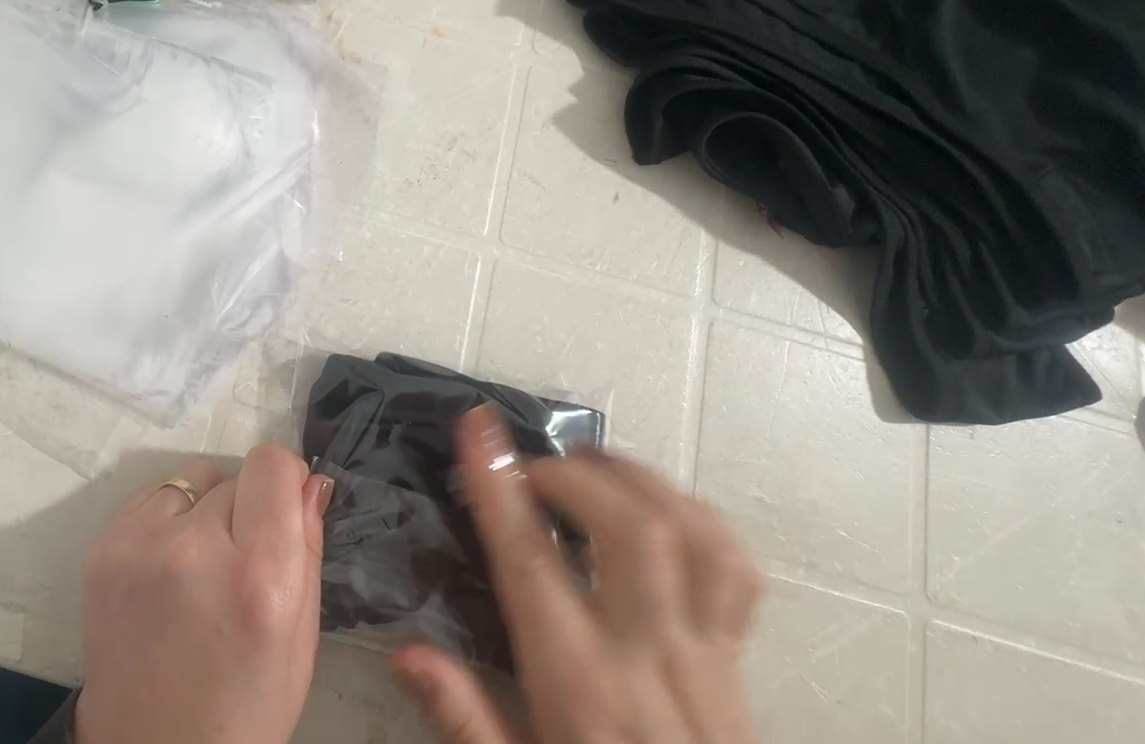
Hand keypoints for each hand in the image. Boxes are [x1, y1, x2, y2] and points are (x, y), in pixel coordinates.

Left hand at [76, 445, 332, 743]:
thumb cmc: (243, 707)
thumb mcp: (301, 642)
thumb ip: (308, 550)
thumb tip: (308, 482)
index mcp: (258, 578)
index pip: (270, 464)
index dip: (284, 480)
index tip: (283, 508)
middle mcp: (194, 549)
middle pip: (234, 476)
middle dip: (246, 508)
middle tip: (238, 563)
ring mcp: (139, 544)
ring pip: (191, 480)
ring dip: (202, 510)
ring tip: (198, 566)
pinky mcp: (103, 546)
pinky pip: (151, 498)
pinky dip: (166, 522)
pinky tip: (166, 571)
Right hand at [391, 406, 763, 743]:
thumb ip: (463, 720)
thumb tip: (405, 654)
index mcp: (577, 684)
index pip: (531, 561)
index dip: (499, 486)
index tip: (475, 429)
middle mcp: (645, 656)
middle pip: (630, 529)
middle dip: (574, 474)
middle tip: (531, 470)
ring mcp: (705, 655)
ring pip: (694, 535)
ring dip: (638, 480)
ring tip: (593, 466)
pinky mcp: (738, 661)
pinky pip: (734, 567)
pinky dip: (694, 515)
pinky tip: (655, 508)